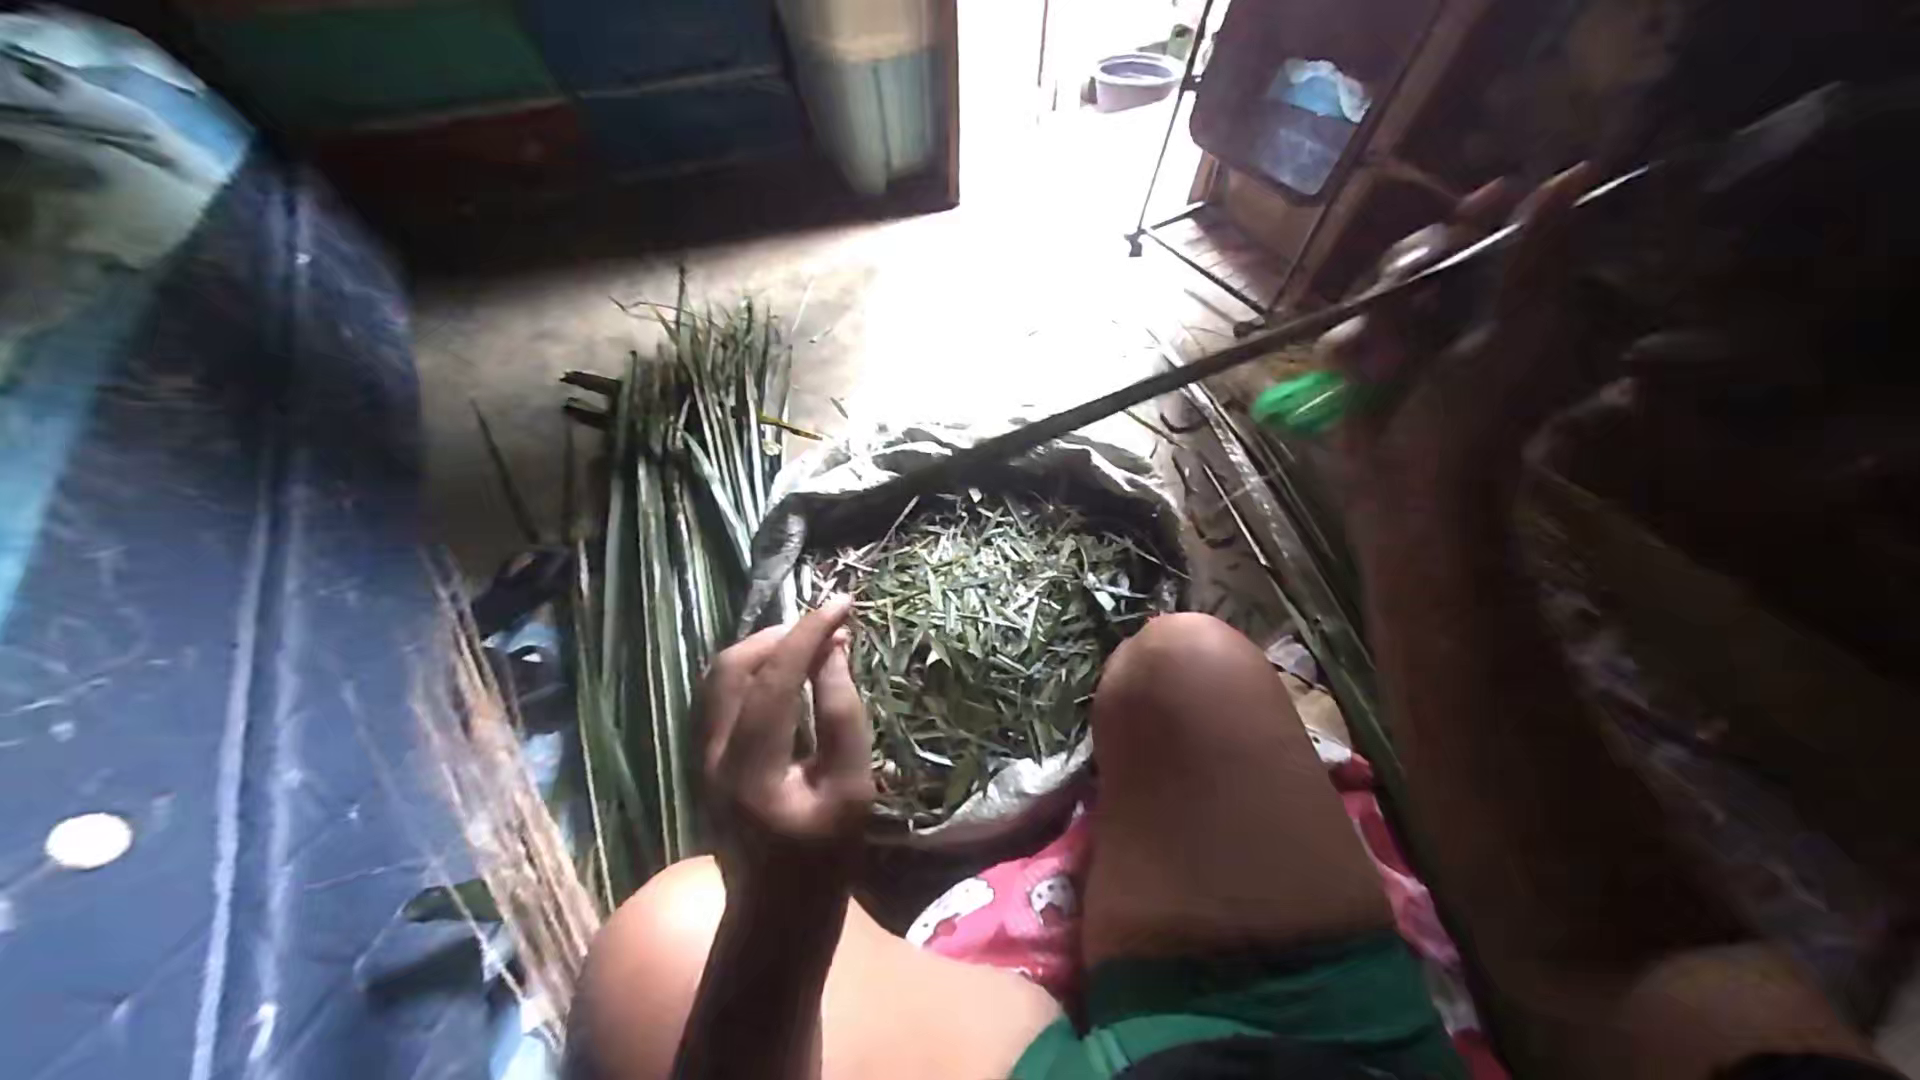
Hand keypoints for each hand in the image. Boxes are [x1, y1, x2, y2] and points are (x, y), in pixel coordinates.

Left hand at [700, 594, 873, 899]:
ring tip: (810, 642)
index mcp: (751, 770)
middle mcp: (712, 756)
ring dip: (764, 647)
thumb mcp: (852, 789)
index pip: (775, 678)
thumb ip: (843, 716)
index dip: (810, 632)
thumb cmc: (825, 858)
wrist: (775, 912)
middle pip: (733, 666)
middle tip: (829, 627)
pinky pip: (720, 693)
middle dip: (782, 634)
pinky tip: (785, 671)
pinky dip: (753, 668)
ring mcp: (700, 757)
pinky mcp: (703, 758)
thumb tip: (832, 651)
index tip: (844, 603)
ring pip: (719, 676)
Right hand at [1320, 164, 1601, 524]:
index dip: (1481, 215)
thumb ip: (1534, 259)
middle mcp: (1450, 315)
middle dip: (1412, 266)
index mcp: (1503, 303)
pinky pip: (1341, 335)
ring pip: (1373, 294)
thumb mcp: (1517, 334)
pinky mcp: (1356, 369)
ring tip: (1383, 361)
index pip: (1490, 237)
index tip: (1478, 202)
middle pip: (1421, 254)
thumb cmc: (1475, 418)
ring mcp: (1399, 342)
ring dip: (1375, 320)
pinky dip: (1346, 352)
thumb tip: (1573, 175)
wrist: (1410, 486)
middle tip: (1411, 286)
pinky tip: (1355, 374)